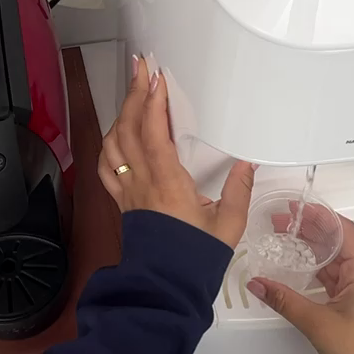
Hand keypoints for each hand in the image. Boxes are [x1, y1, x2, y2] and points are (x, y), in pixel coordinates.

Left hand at [99, 56, 255, 247]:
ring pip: (113, 143)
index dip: (152, 101)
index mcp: (168, 182)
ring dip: (120, 114)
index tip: (156, 77)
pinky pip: (106, 166)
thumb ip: (239, 191)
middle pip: (128, 128)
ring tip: (131, 94)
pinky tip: (114, 135)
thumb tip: (247, 165)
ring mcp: (127, 190)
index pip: (153, 131)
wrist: (165, 284)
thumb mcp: (228, 225)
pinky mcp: (121, 200)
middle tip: (140, 68)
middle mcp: (142, 181)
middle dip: (133, 93)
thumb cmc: (194, 257)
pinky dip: (108, 144)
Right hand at [249, 213, 353, 353]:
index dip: (318, 215)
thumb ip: (285, 300)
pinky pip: (338, 277)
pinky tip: (299, 270)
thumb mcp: (318, 324)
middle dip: (310, 229)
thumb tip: (256, 283)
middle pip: (338, 242)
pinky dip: (318, 269)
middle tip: (280, 223)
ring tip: (285, 241)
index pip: (342, 230)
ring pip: (337, 260)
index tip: (293, 208)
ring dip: (313, 249)